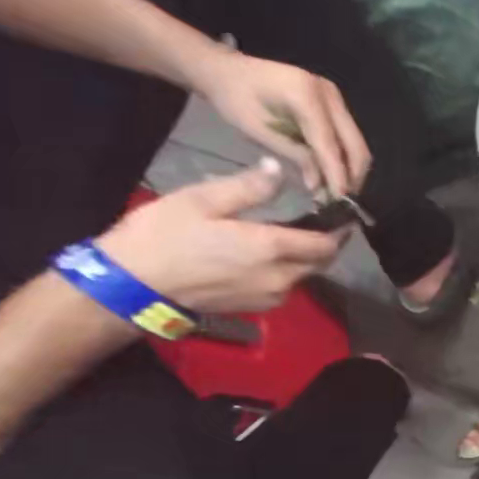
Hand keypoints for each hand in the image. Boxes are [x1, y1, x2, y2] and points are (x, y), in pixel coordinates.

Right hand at [96, 160, 345, 313]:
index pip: (325, 244)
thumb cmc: (164, 235)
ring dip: (306, 257)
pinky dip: (288, 270)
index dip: (339, 230)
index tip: (343, 214)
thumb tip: (278, 169)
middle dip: (327, 243)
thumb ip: (249, 187)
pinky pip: (285, 287)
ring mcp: (270, 298)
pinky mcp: (257, 308)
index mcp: (272, 249)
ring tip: (296, 233)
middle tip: (321, 221)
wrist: (135, 284)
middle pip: (320, 263)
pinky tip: (272, 255)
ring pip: (304, 276)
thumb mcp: (203, 199)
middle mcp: (280, 278)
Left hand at [186, 47, 371, 200]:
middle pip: (356, 146)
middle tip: (340, 203)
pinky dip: (344, 161)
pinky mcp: (334, 105)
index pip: (330, 145)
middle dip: (351, 178)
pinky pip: (348, 139)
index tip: (338, 204)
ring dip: (350, 172)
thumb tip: (320, 188)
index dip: (337, 177)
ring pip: (356, 145)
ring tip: (336, 193)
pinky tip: (333, 177)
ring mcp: (335, 98)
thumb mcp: (261, 132)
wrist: (228, 71)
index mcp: (306, 95)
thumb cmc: (236, 100)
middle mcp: (329, 94)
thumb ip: (296, 156)